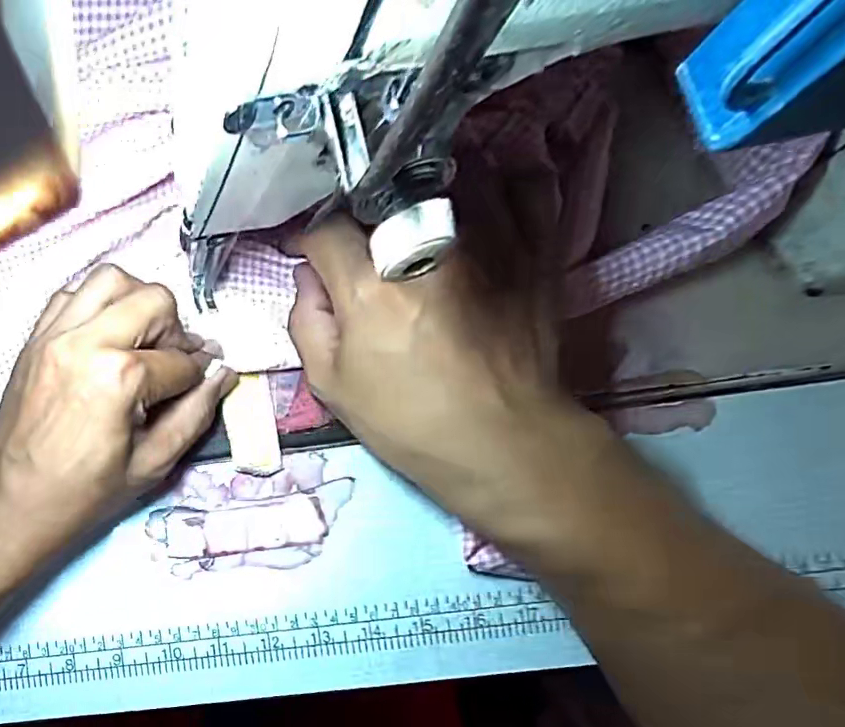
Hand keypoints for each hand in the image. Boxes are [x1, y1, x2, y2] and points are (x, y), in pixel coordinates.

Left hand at [0, 265, 237, 575]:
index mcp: (118, 378)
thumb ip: (195, 415)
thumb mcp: (153, 464)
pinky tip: (106, 339)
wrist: (15, 503)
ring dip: (137, 304)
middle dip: (174, 330)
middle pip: (153, 300)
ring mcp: (54, 334)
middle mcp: (85, 342)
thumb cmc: (85, 494)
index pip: (180, 360)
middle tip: (172, 364)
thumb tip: (223, 375)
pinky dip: (98, 305)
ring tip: (142, 343)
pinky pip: (72, 293)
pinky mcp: (34, 338)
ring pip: (111, 280)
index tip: (200, 387)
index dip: (199, 376)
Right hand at [288, 200, 612, 544]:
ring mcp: (492, 236)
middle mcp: (430, 243)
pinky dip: (504, 182)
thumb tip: (310, 276)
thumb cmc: (408, 422)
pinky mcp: (537, 244)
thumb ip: (307, 322)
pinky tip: (484, 204)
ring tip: (422, 212)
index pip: (326, 228)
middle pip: (386, 186)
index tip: (313, 256)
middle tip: (364, 239)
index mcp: (371, 285)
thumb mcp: (332, 386)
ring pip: (455, 166)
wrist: (500, 442)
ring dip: (430, 182)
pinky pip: (526, 181)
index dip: (311, 240)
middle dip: (363, 207)